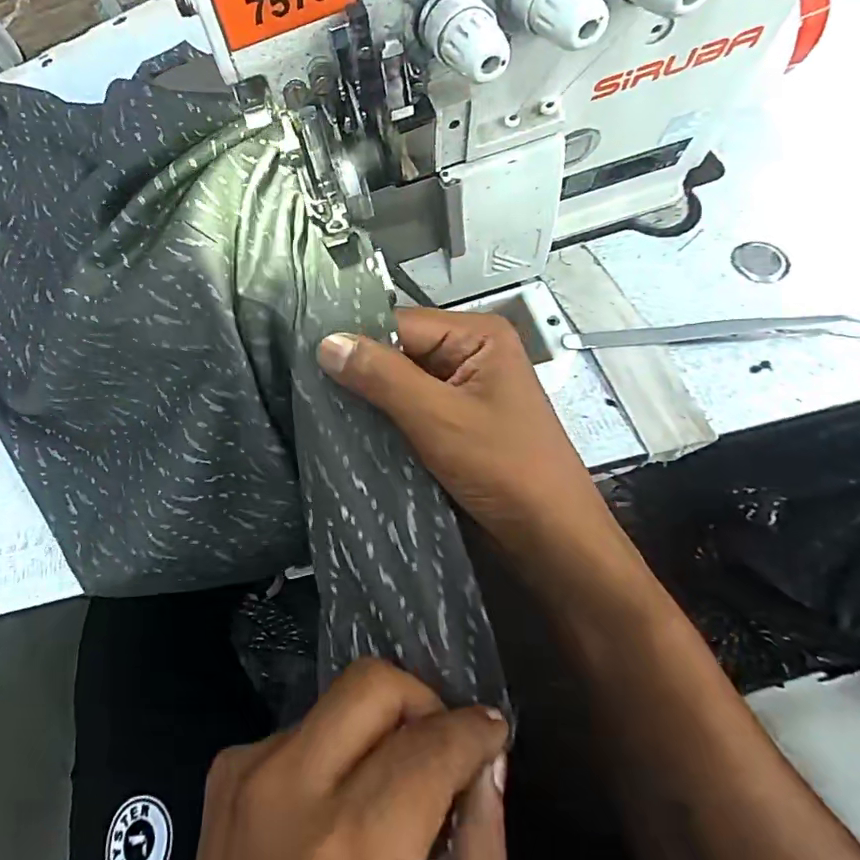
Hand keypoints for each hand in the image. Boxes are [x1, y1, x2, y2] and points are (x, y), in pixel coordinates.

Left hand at [190, 658, 508, 859]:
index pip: (431, 744)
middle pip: (374, 683)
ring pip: (339, 698)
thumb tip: (487, 763)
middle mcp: (288, 790)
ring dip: (379, 727)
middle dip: (423, 703)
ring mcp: (247, 773)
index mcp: (346, 848)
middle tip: (442, 749)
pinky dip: (337, 748)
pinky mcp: (224, 772)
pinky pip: (303, 727)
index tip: (492, 735)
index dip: (476, 731)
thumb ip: (479, 850)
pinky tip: (336, 803)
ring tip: (390, 782)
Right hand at [316, 308, 614, 557]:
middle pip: (401, 351)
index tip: (308, 361)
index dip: (357, 341)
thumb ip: (383, 377)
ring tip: (325, 413)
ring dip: (373, 401)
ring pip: (404, 384)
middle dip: (363, 373)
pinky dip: (389, 422)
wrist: (550, 535)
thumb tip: (328, 343)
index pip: (401, 323)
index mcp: (480, 335)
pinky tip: (356, 433)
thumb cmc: (506, 469)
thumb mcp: (439, 418)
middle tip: (309, 391)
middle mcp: (473, 354)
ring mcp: (467, 391)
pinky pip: (413, 411)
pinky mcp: (459, 424)